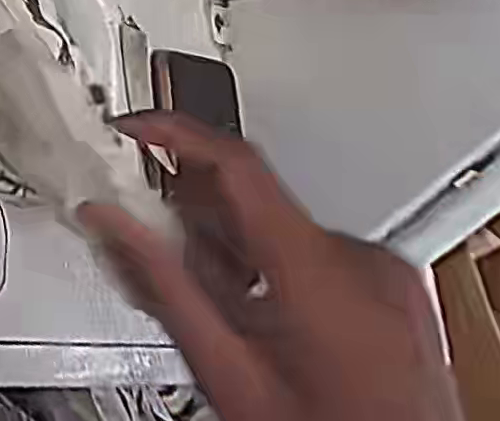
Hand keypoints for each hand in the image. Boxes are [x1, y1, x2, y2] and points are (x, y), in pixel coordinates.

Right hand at [79, 112, 460, 420]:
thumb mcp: (226, 370)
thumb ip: (159, 282)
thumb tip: (109, 219)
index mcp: (323, 274)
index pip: (235, 162)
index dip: (173, 133)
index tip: (131, 129)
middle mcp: (363, 261)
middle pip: (248, 194)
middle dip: (190, 208)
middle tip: (147, 230)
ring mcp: (383, 275)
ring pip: (272, 219)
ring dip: (223, 238)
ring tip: (202, 290)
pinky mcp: (390, 289)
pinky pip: (305, 243)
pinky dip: (260, 256)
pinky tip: (243, 301)